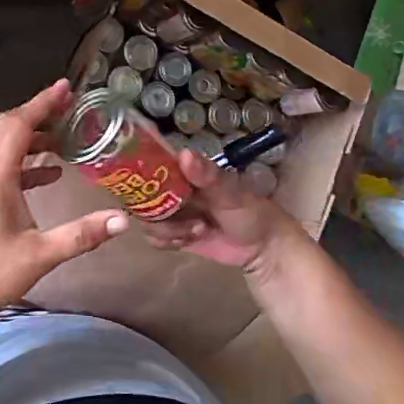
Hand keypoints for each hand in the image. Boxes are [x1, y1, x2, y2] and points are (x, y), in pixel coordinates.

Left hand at [0, 80, 129, 324]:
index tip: (66, 88)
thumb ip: (82, 235)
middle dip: (39, 114)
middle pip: (9, 129)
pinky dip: (28, 164)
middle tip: (72, 107)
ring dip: (34, 139)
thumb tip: (123, 220)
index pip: (18, 126)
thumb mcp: (40, 255)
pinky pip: (6, 170)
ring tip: (68, 138)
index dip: (42, 103)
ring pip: (6, 149)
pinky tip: (51, 175)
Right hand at [144, 149, 303, 275]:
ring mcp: (171, 213)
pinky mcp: (172, 234)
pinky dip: (167, 242)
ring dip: (169, 229)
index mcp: (184, 172)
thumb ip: (208, 175)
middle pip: (143, 196)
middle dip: (158, 212)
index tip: (145, 187)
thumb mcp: (231, 191)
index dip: (141, 175)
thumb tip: (184, 155)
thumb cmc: (250, 211)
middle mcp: (172, 190)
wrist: (262, 248)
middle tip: (184, 219)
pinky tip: (187, 242)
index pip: (151, 166)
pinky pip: (154, 238)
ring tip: (197, 231)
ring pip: (148, 220)